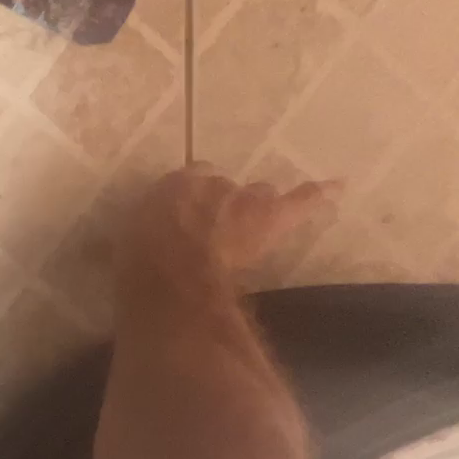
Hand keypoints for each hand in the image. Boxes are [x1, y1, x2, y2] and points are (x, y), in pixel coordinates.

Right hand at [126, 163, 340, 289]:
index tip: (175, 218)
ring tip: (248, 219)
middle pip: (220, 186)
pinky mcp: (273, 215)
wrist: (173, 276)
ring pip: (256, 194)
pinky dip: (317, 194)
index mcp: (171, 187)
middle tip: (205, 226)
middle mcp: (212, 183)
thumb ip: (137, 235)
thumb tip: (137, 242)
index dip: (181, 201)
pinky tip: (335, 188)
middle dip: (216, 202)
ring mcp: (246, 197)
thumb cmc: (138, 265)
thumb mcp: (122, 245)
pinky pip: (303, 199)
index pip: (182, 182)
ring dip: (252, 204)